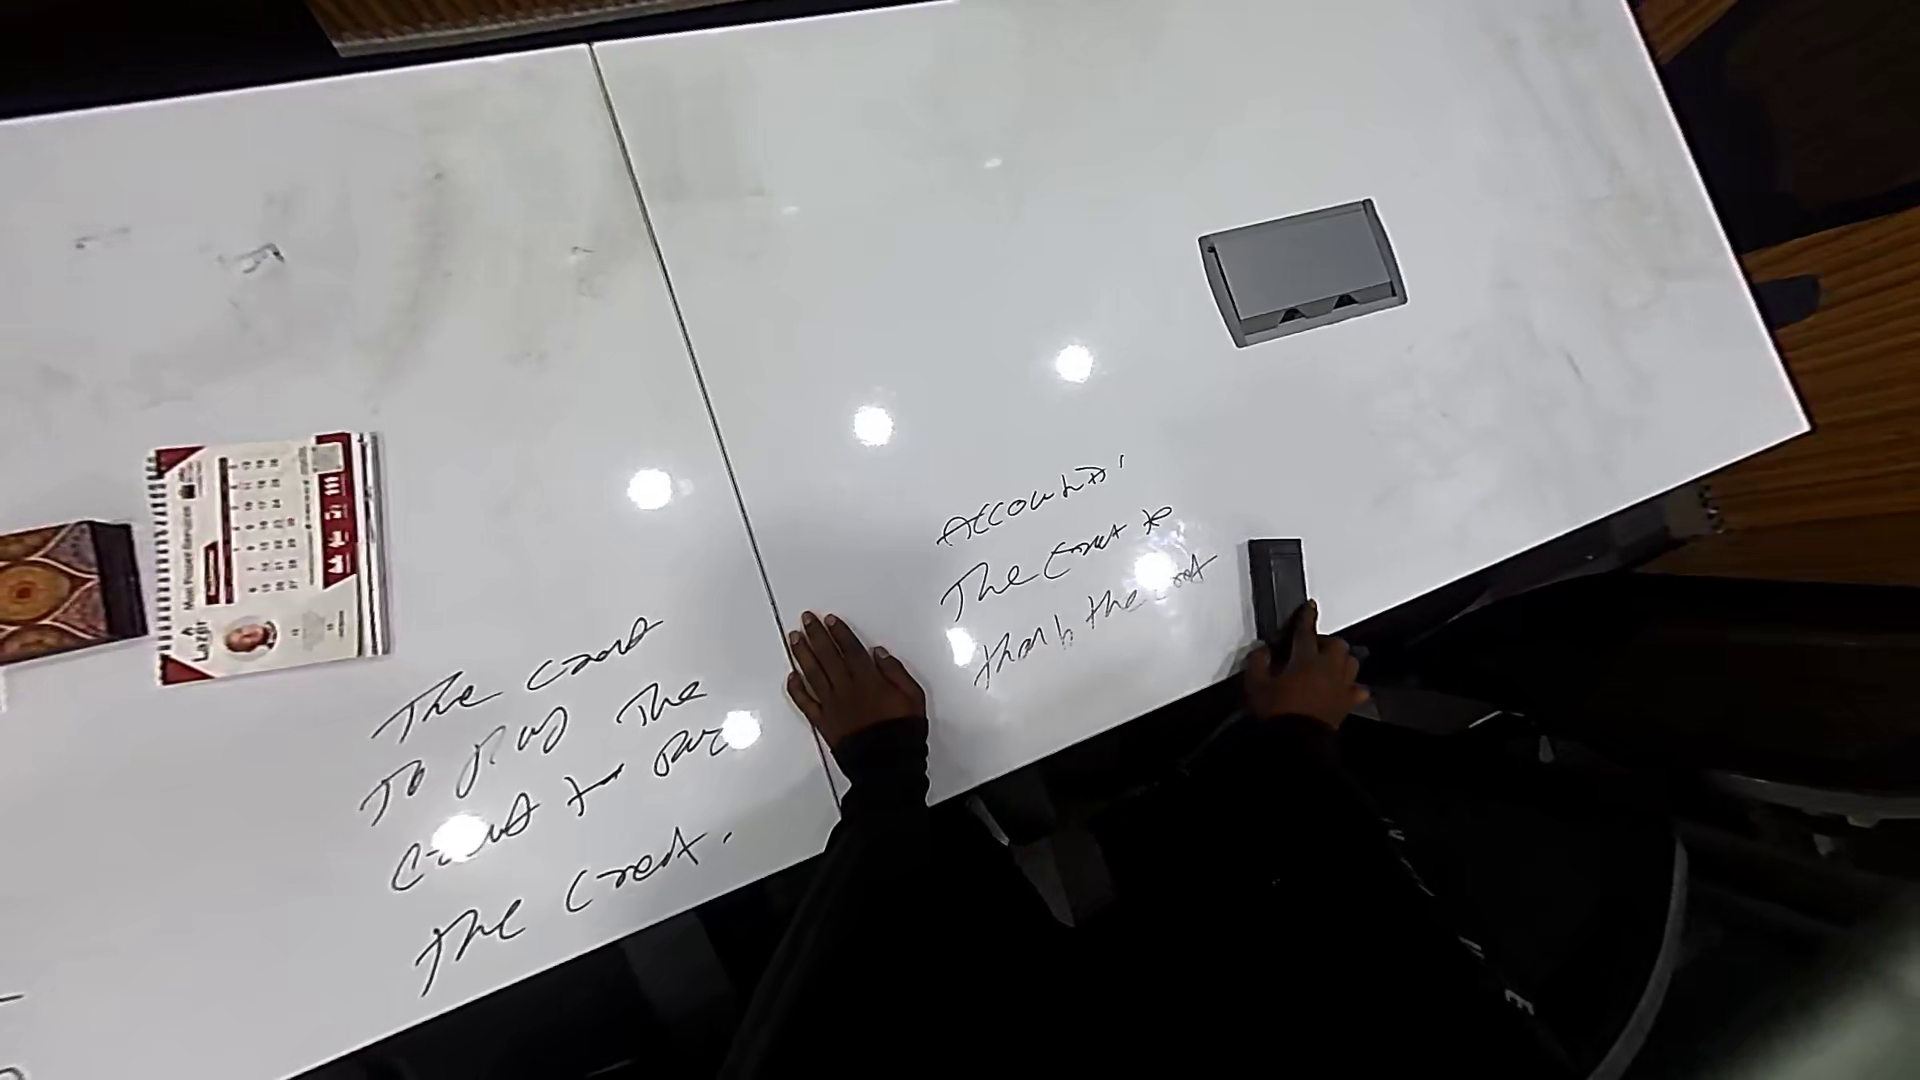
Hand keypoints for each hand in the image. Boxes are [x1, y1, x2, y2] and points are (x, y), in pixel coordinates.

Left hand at [785, 611, 926, 746]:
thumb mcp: (913, 696)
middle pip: (827, 656)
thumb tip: (878, 653)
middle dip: (816, 635)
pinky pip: (805, 703)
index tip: (830, 619)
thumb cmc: (903, 730)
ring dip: (802, 654)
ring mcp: (831, 705)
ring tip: (794, 638)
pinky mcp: (823, 722)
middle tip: (806, 619)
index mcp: (869, 680)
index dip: (839, 633)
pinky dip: (796, 689)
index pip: (850, 649)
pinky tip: (790, 676)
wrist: (887, 764)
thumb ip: (895, 671)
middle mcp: (846, 689)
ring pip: (812, 674)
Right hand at [1243, 600, 1368, 729]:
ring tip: (1327, 662)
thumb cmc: (1277, 712)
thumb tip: (1263, 651)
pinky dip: (1352, 685)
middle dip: (1325, 641)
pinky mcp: (1347, 704)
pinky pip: (1358, 689)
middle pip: (1337, 644)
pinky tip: (1342, 687)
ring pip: (1351, 662)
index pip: (1306, 632)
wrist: (1297, 742)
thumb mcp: (1255, 684)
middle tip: (1311, 645)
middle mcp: (1328, 670)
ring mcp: (1341, 687)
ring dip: (1340, 658)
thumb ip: (1258, 662)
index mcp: (1306, 660)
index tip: (1310, 607)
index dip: (1307, 617)